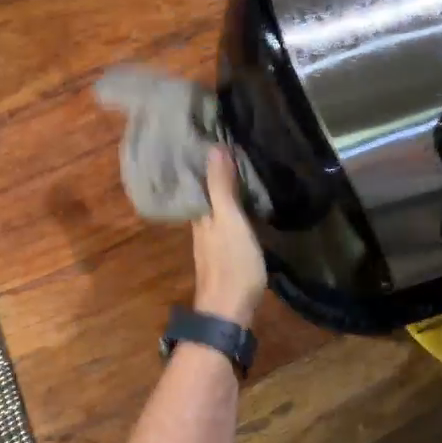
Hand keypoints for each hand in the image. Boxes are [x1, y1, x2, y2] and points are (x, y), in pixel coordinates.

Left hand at [191, 148, 265, 326]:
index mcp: (200, 212)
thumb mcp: (229, 221)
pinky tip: (243, 200)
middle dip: (215, 169)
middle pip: (206, 190)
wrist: (229, 311)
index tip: (212, 132)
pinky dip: (232, 204)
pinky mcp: (224, 250)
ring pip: (215, 204)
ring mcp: (212, 238)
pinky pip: (226, 218)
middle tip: (228, 142)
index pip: (198, 177)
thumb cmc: (231, 263)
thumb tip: (213, 148)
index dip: (205, 157)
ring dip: (224, 186)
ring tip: (239, 164)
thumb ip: (222, 187)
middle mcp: (201, 222)